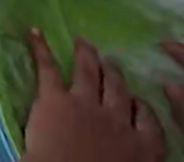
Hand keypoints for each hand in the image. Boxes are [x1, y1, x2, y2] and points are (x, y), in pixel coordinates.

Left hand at [20, 30, 165, 161]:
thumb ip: (137, 158)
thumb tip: (138, 155)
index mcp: (142, 150)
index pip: (149, 122)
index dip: (141, 107)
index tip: (137, 100)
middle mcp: (117, 122)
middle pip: (118, 89)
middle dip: (113, 73)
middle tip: (109, 62)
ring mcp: (85, 105)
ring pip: (88, 71)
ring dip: (86, 55)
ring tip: (82, 43)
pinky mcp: (55, 97)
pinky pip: (48, 67)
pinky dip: (40, 47)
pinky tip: (34, 33)